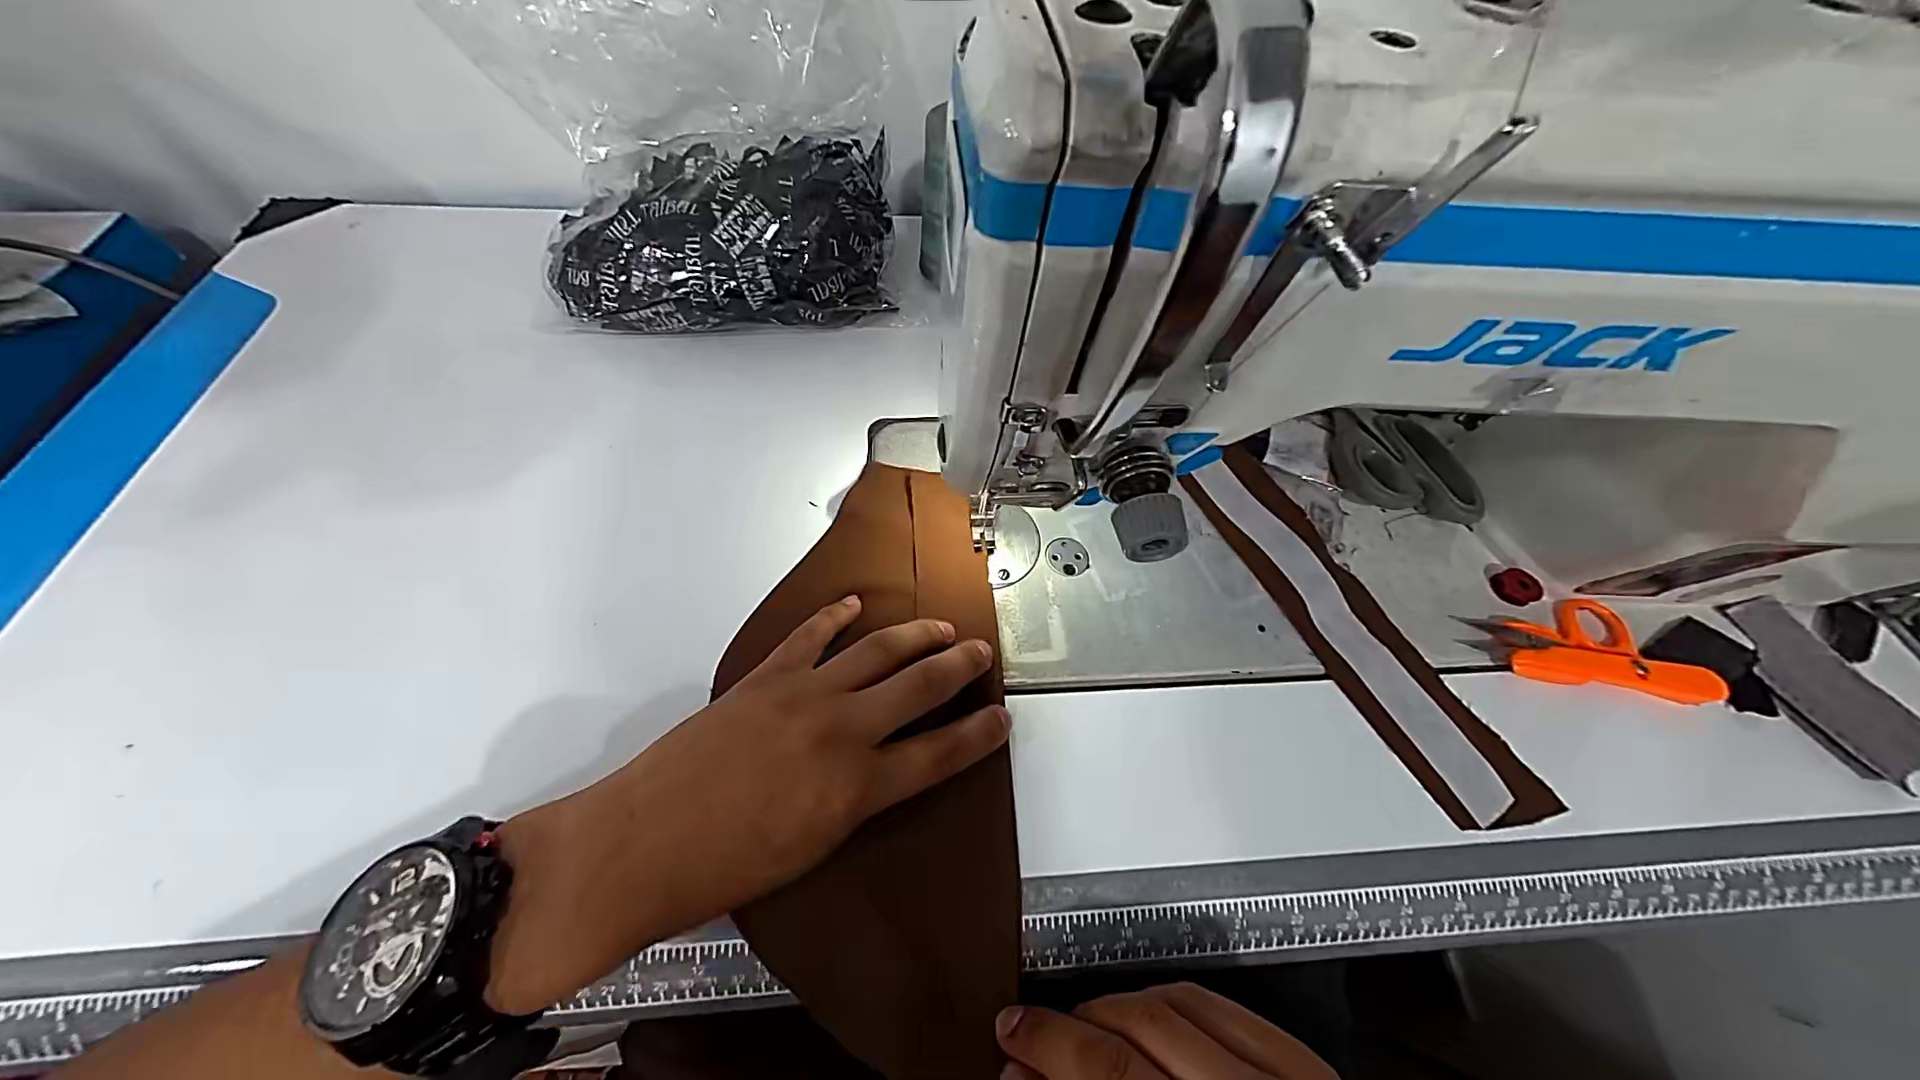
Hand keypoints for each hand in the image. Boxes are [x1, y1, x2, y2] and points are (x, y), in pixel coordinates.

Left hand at [484, 595, 1009, 1013]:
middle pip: (918, 687)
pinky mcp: (764, 678)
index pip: (938, 755)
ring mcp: (802, 695)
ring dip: (913, 635)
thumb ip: (855, 802)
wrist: (642, 844)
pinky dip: (833, 616)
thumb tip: (873, 774)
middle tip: (981, 652)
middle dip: (957, 667)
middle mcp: (841, 732)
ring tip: (939, 626)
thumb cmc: (726, 867)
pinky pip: (808, 637)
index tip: (1001, 717)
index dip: (976, 735)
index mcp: (858, 788)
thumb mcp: (813, 848)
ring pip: (874, 651)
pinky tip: (853, 604)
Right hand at [996, 984, 1338, 1079]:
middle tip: (1025, 1031)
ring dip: (1108, 1005)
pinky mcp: (1308, 1067)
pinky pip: (1218, 1003)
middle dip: (1064, 1026)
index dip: (1048, 1051)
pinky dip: (1165, 997)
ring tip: (1077, 1021)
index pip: (1108, 1075)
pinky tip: (1140, 1009)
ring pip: (1171, 1004)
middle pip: (1133, 1030)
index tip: (1011, 1049)